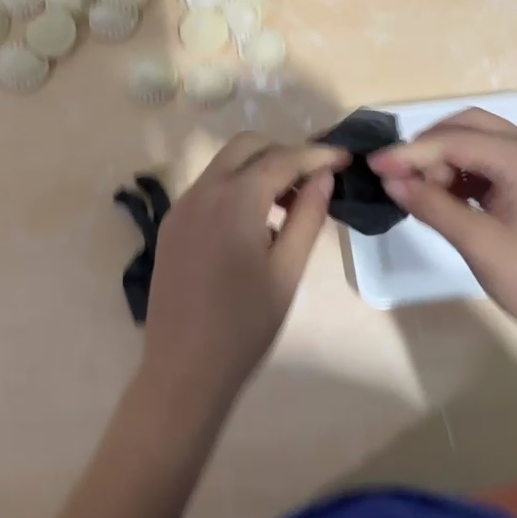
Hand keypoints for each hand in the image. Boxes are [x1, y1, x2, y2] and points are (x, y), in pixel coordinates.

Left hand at [140, 134, 349, 407]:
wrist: (183, 370)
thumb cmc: (244, 326)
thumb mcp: (287, 272)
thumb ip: (307, 217)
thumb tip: (323, 176)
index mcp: (234, 202)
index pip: (282, 159)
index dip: (316, 154)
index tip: (345, 157)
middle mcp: (202, 193)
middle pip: (247, 147)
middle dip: (283, 153)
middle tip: (314, 182)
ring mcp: (181, 208)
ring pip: (224, 165)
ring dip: (258, 169)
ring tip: (289, 205)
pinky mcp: (171, 227)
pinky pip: (208, 189)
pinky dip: (236, 189)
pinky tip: (255, 224)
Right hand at [369, 108, 516, 353]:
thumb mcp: (478, 243)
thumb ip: (431, 205)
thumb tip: (391, 181)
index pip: (455, 140)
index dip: (410, 152)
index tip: (373, 167)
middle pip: (470, 127)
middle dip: (429, 146)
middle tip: (397, 176)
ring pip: (483, 145)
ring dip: (447, 160)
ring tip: (419, 192)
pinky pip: (496, 166)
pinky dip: (466, 175)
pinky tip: (446, 199)